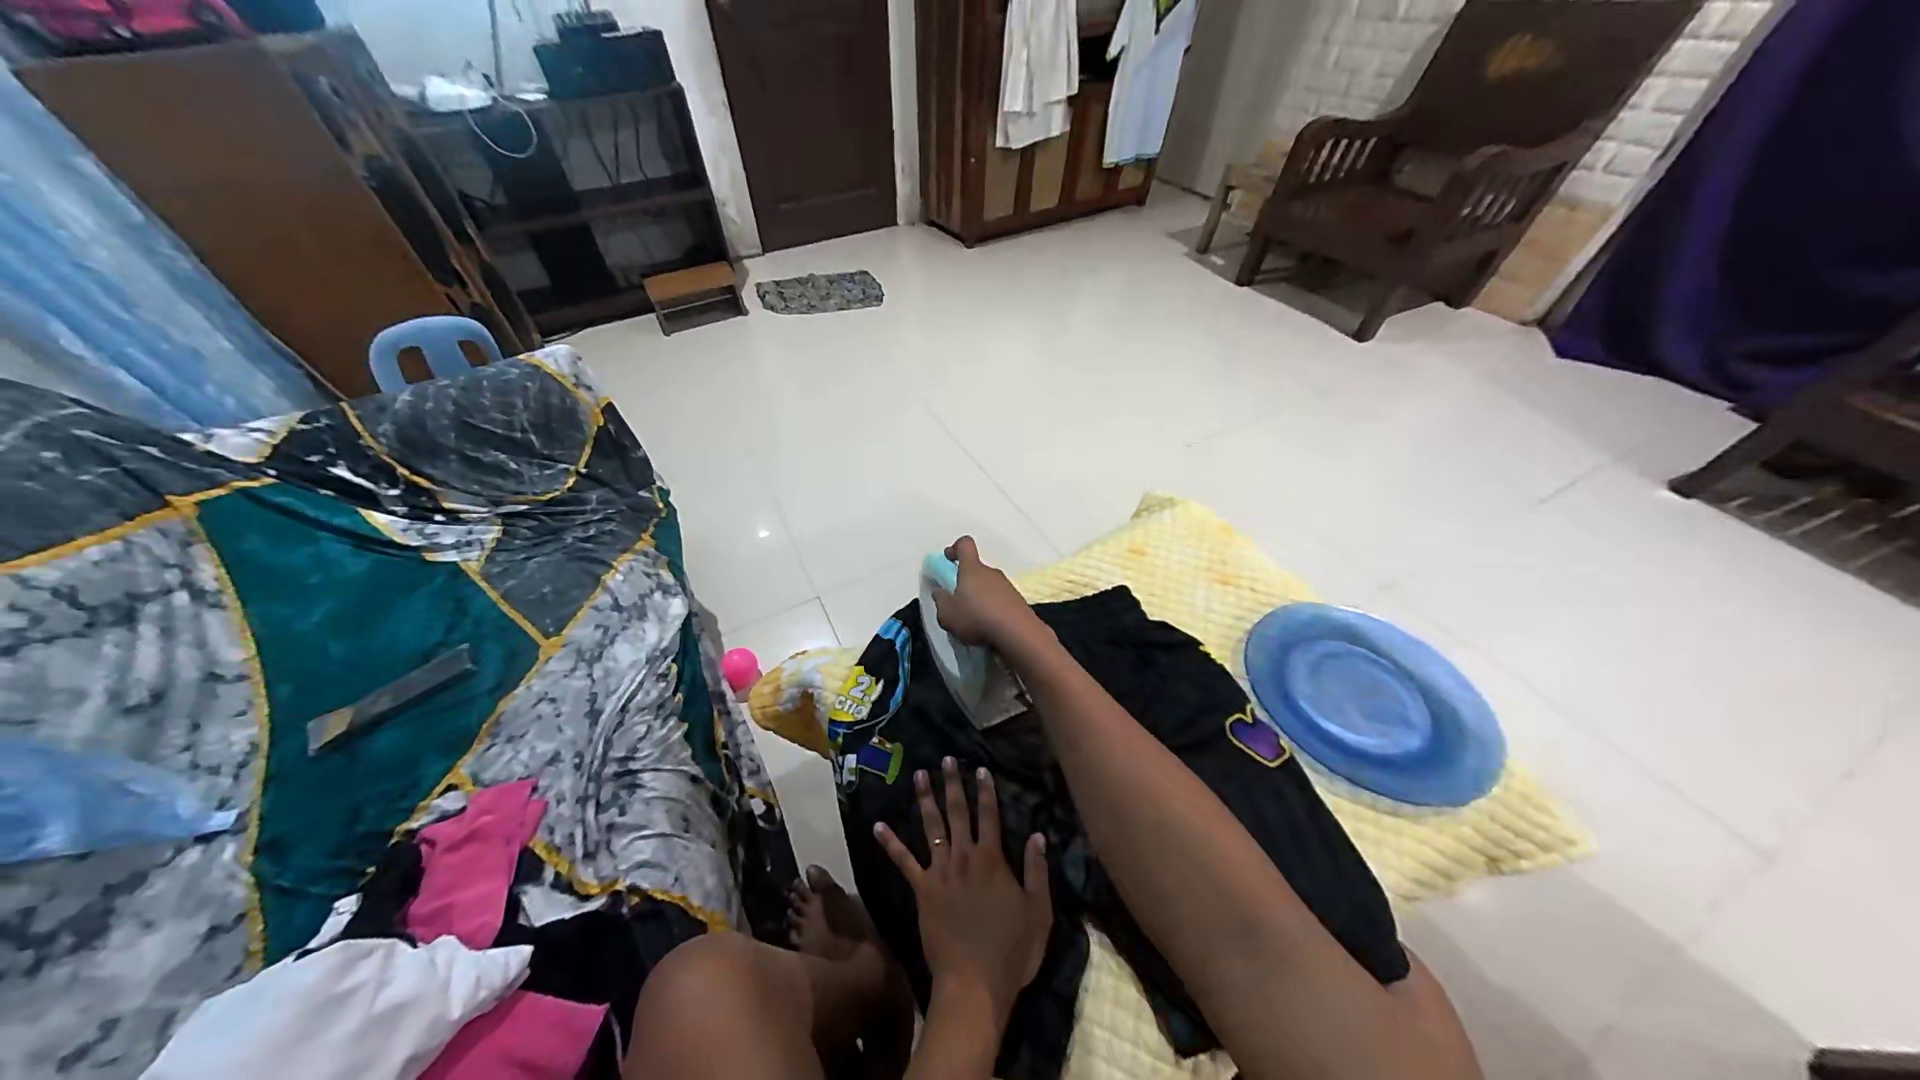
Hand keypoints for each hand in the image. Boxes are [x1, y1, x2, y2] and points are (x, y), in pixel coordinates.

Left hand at [874, 758, 1051, 1030]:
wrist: (974, 984)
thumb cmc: (1012, 950)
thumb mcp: (1038, 911)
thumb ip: (1036, 871)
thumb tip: (1037, 835)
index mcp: (992, 860)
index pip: (990, 816)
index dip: (986, 791)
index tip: (980, 769)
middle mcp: (964, 858)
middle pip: (958, 813)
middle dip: (953, 784)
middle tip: (946, 759)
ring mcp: (940, 872)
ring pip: (931, 827)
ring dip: (925, 799)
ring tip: (919, 775)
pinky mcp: (922, 891)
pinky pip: (903, 862)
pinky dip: (891, 843)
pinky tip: (878, 826)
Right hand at [932, 536, 1047, 649]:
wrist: (1017, 634)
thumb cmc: (977, 617)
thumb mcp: (947, 613)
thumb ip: (940, 600)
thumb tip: (940, 592)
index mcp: (972, 569)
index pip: (965, 545)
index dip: (955, 548)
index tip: (948, 559)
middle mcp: (991, 573)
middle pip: (976, 570)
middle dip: (965, 583)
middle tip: (957, 603)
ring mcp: (1007, 587)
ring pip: (988, 586)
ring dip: (979, 598)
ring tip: (972, 620)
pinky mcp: (1017, 602)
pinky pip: (999, 601)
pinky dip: (992, 610)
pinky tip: (987, 627)